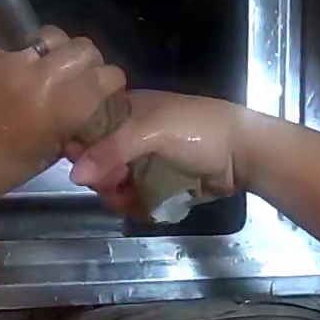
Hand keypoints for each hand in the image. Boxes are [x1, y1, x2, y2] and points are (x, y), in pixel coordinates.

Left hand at [0, 27, 126, 199]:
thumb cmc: (13, 166)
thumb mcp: (61, 148)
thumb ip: (83, 117)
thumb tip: (99, 100)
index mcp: (60, 106)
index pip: (105, 75)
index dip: (112, 82)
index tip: (108, 91)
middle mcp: (38, 76)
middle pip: (83, 48)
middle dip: (90, 62)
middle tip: (82, 78)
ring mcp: (11, 60)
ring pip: (54, 35)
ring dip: (61, 50)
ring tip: (53, 68)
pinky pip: (22, 40)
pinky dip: (31, 52)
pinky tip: (25, 71)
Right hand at [67, 91, 249, 215]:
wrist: (244, 153)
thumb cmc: (197, 130)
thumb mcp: (150, 132)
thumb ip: (111, 151)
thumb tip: (75, 176)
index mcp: (128, 110)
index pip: (89, 128)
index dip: (82, 149)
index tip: (86, 168)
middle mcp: (134, 134)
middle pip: (101, 162)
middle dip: (104, 179)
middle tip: (115, 188)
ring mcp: (148, 160)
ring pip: (118, 183)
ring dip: (119, 197)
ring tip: (129, 203)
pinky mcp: (162, 182)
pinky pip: (138, 197)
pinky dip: (138, 205)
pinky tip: (143, 209)